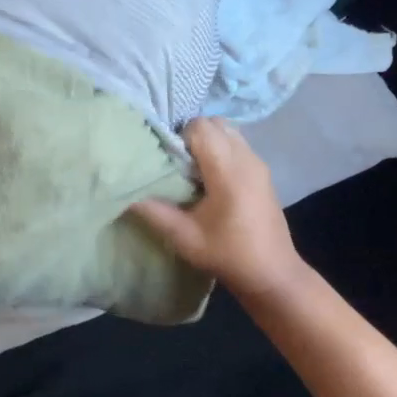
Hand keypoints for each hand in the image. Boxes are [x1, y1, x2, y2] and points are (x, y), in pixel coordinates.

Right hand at [129, 117, 309, 300]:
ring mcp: (258, 163)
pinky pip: (236, 143)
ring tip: (191, 170)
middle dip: (190, 135)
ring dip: (205, 141)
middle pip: (214, 123)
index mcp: (229, 172)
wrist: (272, 273)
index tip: (167, 160)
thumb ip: (152, 210)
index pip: (200, 128)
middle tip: (176, 163)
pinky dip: (218, 149)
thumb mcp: (183, 236)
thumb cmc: (227, 254)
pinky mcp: (262, 171)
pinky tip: (208, 178)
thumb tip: (123, 191)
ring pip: (226, 130)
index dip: (178, 138)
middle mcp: (247, 159)